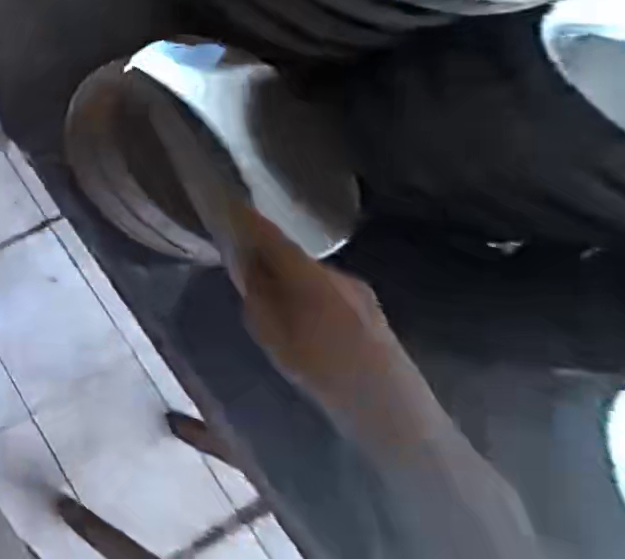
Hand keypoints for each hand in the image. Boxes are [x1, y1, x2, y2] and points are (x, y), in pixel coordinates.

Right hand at [235, 206, 413, 419]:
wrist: (399, 420)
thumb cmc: (323, 373)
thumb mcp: (270, 335)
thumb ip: (257, 294)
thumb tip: (248, 267)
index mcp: (310, 276)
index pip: (272, 235)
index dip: (247, 219)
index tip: (225, 204)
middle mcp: (338, 275)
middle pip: (292, 254)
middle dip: (266, 252)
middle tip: (240, 257)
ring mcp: (361, 294)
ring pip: (311, 274)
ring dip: (288, 274)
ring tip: (268, 287)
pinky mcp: (373, 313)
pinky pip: (328, 290)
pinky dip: (307, 290)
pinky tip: (300, 311)